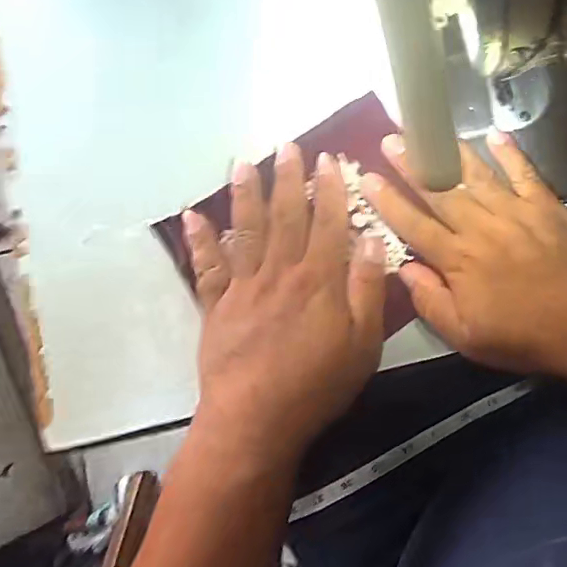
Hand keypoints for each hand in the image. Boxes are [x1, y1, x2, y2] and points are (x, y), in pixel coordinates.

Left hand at [180, 144, 387, 469]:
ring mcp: (244, 289)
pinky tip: (193, 216)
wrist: (255, 421)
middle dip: (287, 178)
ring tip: (244, 163)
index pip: (328, 223)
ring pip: (245, 232)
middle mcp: (281, 273)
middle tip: (286, 145)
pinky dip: (200, 241)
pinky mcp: (217, 309)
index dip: (329, 189)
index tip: (328, 160)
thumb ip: (367, 288)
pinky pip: (208, 268)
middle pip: (285, 217)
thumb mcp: (363, 341)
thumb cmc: (319, 383)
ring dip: (245, 195)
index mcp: (319, 280)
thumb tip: (373, 239)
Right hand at [361, 130, 566, 374]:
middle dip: (412, 164)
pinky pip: (524, 172)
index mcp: (458, 259)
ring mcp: (515, 211)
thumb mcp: (466, 337)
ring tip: (429, 130)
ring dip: (450, 151)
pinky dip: (510, 152)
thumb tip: (402, 269)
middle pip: (439, 190)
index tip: (367, 178)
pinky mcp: (546, 205)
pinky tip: (496, 134)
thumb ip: (431, 302)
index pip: (414, 224)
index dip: (388, 201)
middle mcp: (481, 227)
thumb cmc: (525, 336)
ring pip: (476, 174)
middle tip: (390, 138)